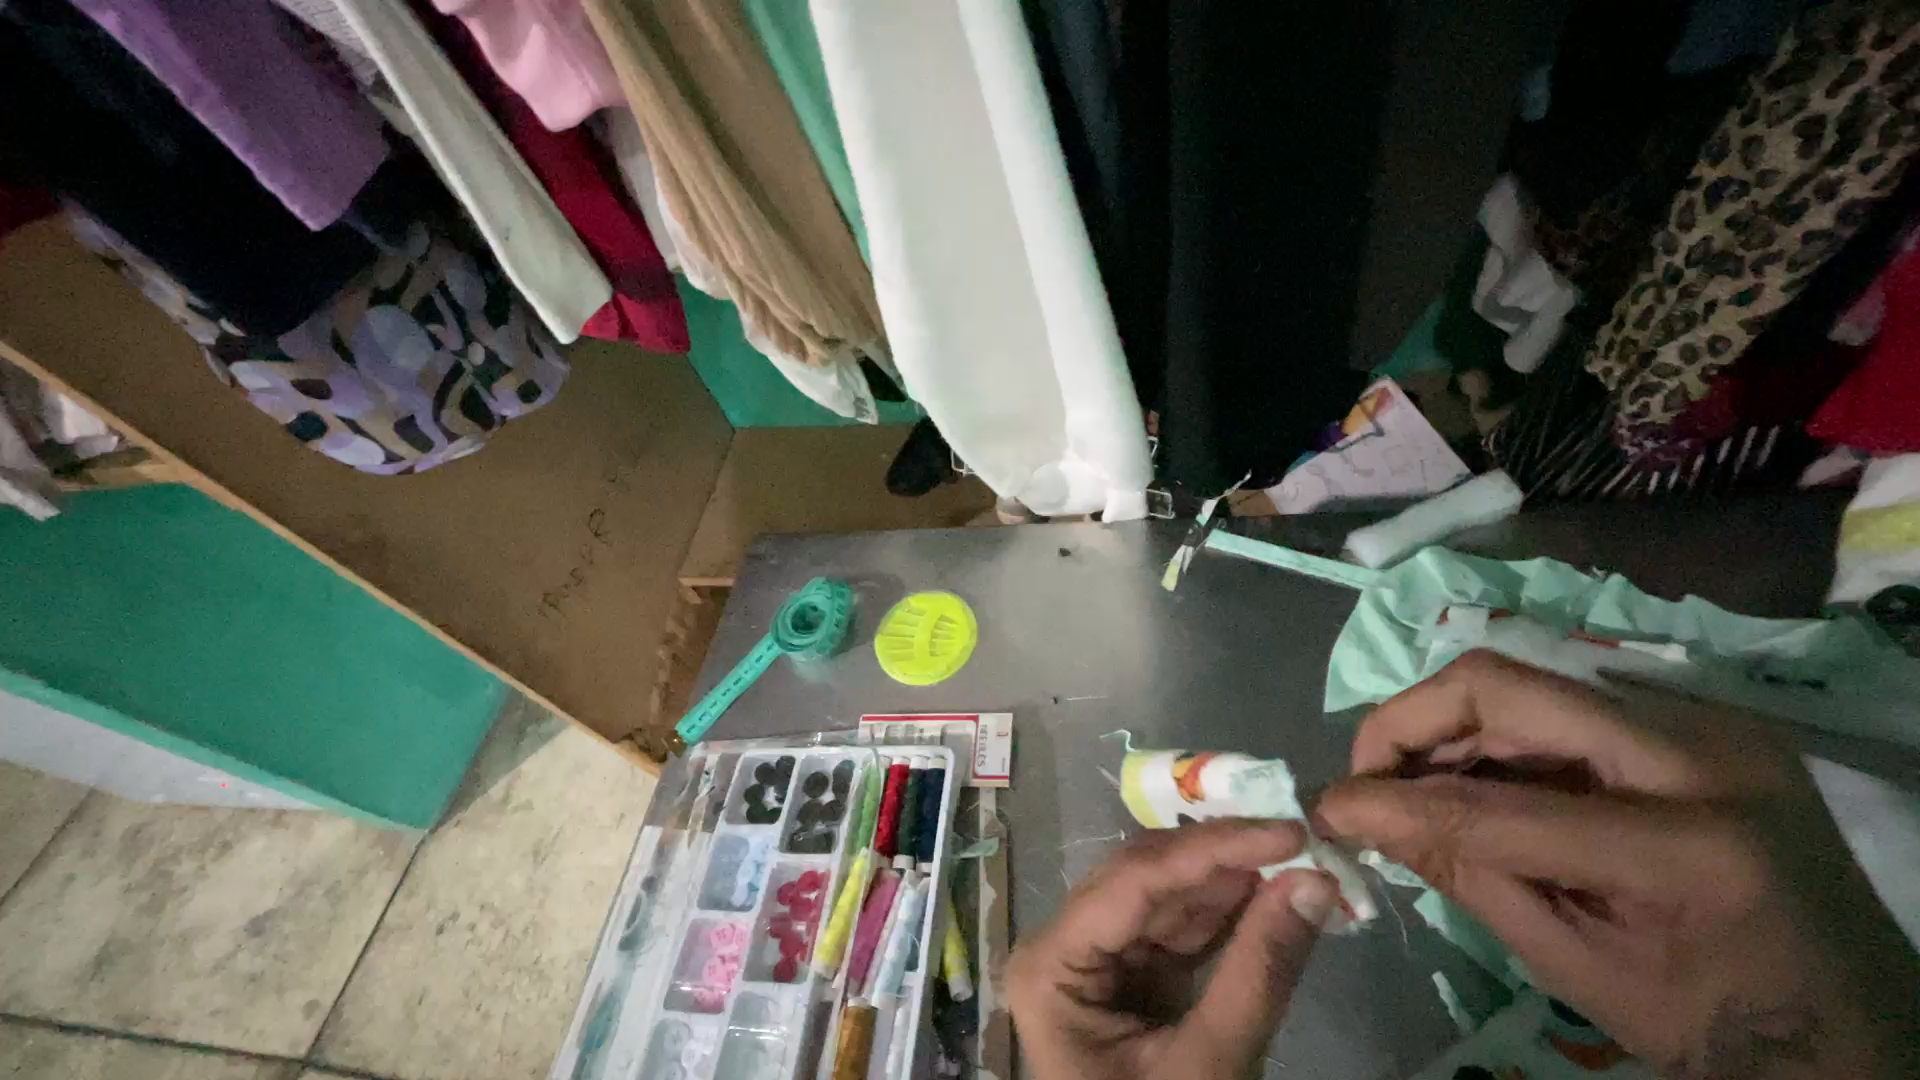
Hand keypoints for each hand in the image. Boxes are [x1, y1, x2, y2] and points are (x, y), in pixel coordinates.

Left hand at [1007, 819, 1338, 1079]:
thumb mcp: (1209, 1067)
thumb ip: (1258, 973)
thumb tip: (1314, 883)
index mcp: (1052, 963)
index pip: (1133, 881)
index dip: (1212, 848)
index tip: (1285, 830)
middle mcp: (1064, 943)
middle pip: (1145, 878)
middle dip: (1223, 856)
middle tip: (1297, 836)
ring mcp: (1096, 955)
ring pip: (1166, 895)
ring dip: (1231, 878)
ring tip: (1295, 856)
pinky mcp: (1130, 972)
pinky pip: (1180, 928)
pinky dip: (1228, 912)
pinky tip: (1270, 889)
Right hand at [1316, 650, 1919, 1079]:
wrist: (1861, 1021)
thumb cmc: (1716, 1022)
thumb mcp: (1576, 966)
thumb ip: (1463, 874)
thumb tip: (1354, 816)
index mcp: (1691, 850)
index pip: (1494, 805)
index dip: (1391, 800)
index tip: (1328, 808)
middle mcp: (1701, 755)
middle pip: (1499, 687)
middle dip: (1407, 726)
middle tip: (1369, 780)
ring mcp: (1704, 723)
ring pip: (1519, 684)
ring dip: (1444, 732)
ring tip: (1413, 787)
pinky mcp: (1693, 718)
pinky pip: (1551, 704)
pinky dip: (1489, 739)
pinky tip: (1472, 782)